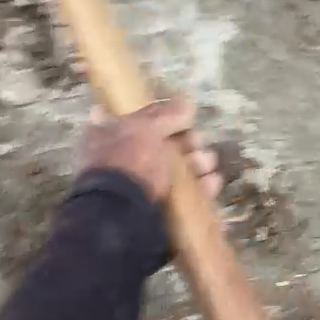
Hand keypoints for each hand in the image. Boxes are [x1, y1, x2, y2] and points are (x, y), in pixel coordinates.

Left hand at [77, 97, 221, 202]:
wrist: (124, 216)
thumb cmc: (128, 163)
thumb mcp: (145, 129)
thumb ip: (166, 115)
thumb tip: (187, 103)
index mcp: (108, 135)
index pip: (139, 119)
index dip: (162, 116)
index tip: (182, 117)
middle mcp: (123, 159)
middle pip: (164, 144)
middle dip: (187, 141)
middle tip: (197, 142)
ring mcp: (142, 186)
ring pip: (179, 169)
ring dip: (198, 162)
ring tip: (206, 164)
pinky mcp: (161, 209)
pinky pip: (187, 195)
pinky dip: (202, 187)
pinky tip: (212, 181)